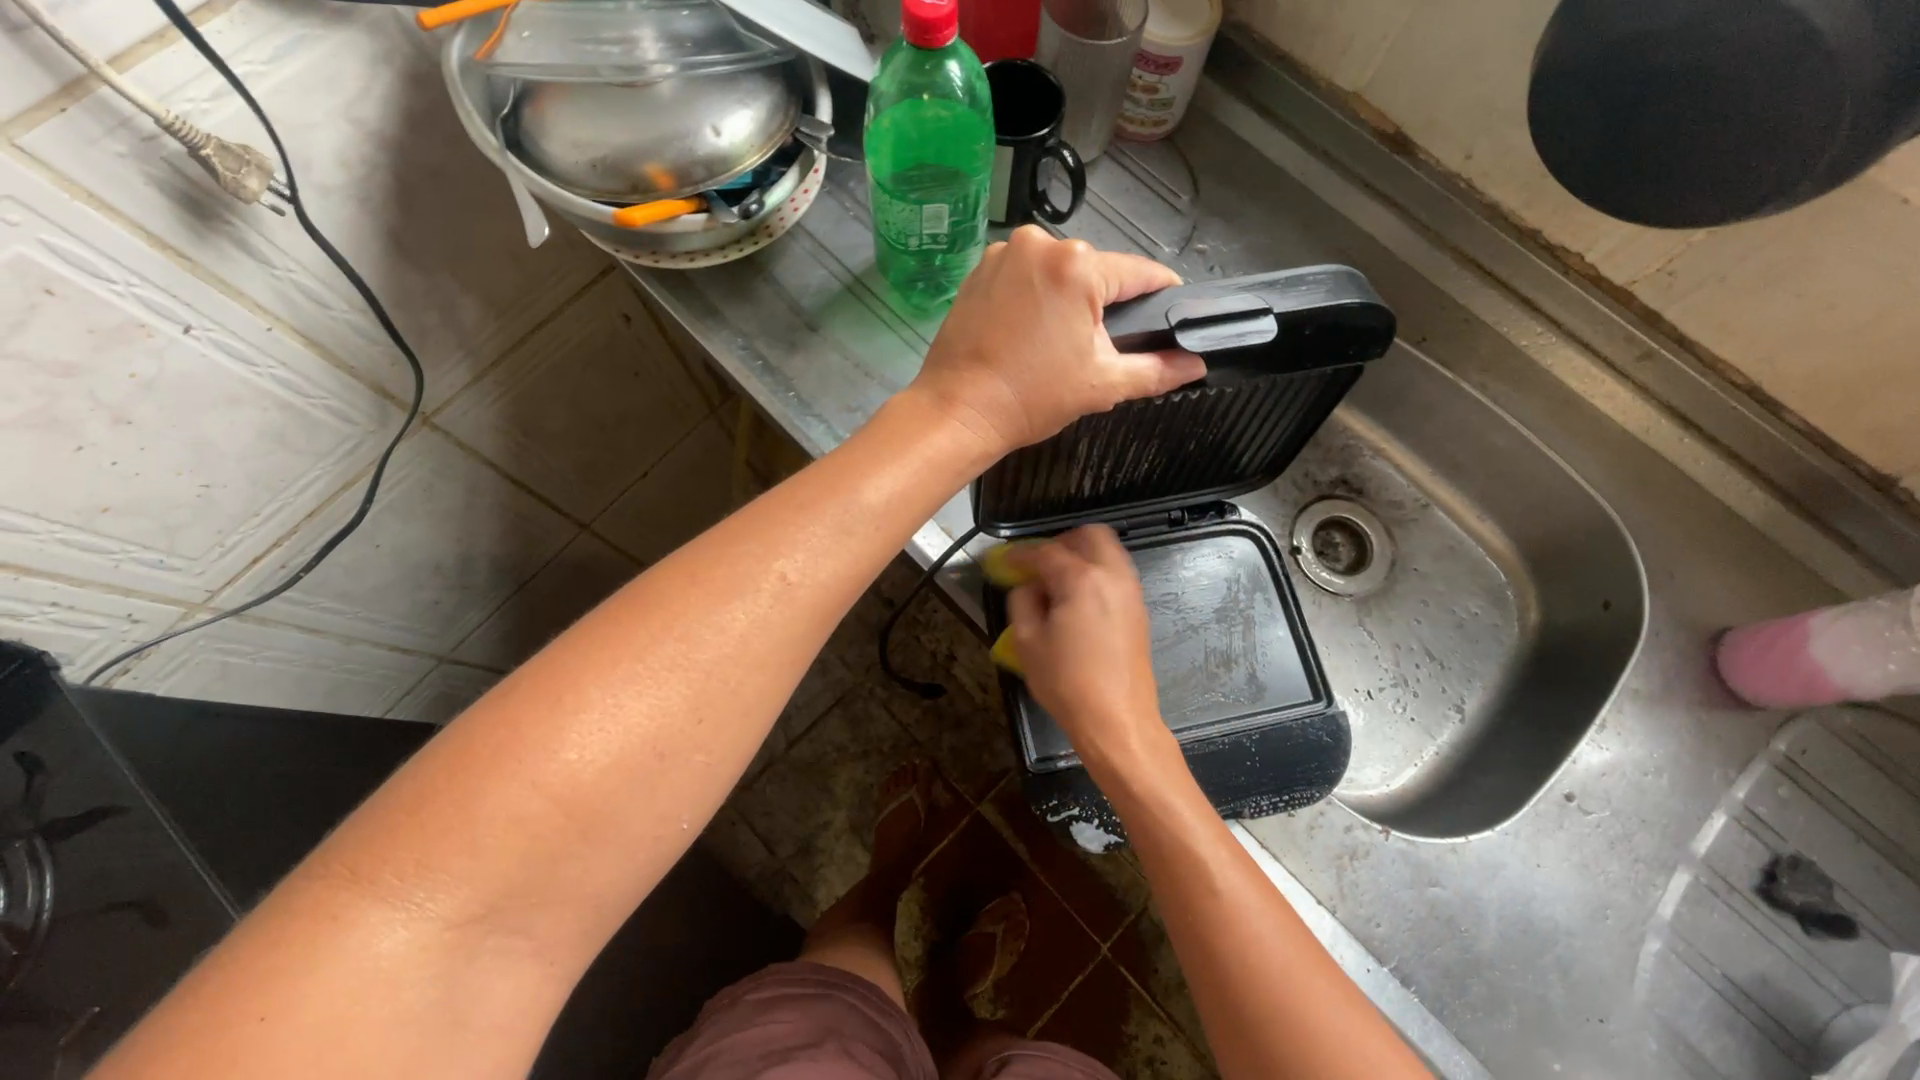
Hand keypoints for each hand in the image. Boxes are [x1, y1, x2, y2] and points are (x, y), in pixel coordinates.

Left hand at [906, 227, 1205, 454]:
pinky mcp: (979, 270)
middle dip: (1104, 306)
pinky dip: (1034, 299)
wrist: (957, 411)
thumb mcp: (1103, 384)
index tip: (1171, 315)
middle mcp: (1040, 244)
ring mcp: (1003, 253)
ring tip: (1059, 346)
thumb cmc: (1030, 398)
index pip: (1140, 273)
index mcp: (1077, 266)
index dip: (1161, 296)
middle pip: (1096, 272)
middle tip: (1100, 349)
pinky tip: (1030, 335)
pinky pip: (1025, 277)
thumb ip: (1157, 369)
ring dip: (1067, 301)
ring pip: (1058, 273)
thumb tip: (1196, 364)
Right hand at [1005, 525, 1174, 773]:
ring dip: (1081, 556)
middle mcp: (1112, 576)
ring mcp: (1131, 592)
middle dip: (1061, 542)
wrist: (1117, 719)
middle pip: (1089, 535)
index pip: (1045, 552)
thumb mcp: (1027, 643)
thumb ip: (1022, 602)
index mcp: (1081, 580)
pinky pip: (1116, 574)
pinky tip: (1076, 601)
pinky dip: (1096, 574)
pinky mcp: (1139, 610)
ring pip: (1108, 552)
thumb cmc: (1067, 683)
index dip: (1020, 554)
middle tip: (1038, 562)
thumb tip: (1028, 587)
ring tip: (1056, 582)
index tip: (1005, 562)